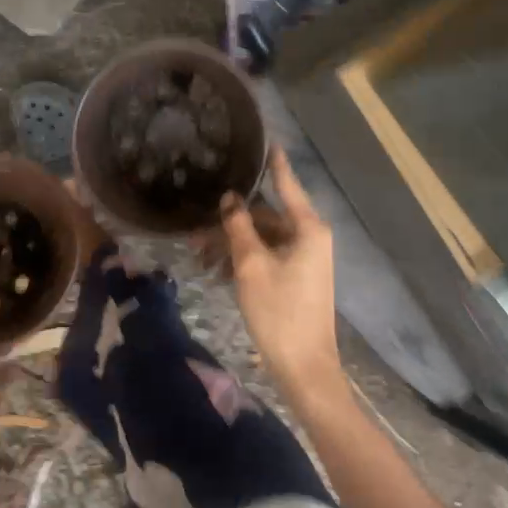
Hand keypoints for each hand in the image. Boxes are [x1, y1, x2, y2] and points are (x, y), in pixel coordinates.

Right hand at [222, 147, 341, 390]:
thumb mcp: (251, 266)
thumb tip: (230, 198)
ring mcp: (305, 259)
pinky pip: (267, 257)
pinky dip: (244, 260)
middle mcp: (310, 237)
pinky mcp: (297, 278)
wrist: (304, 368)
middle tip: (196, 227)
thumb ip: (239, 227)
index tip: (267, 138)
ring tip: (199, 256)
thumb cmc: (280, 312)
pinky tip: (216, 273)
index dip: (274, 162)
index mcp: (308, 228)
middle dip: (232, 221)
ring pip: (263, 238)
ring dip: (233, 244)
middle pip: (267, 216)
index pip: (287, 183)